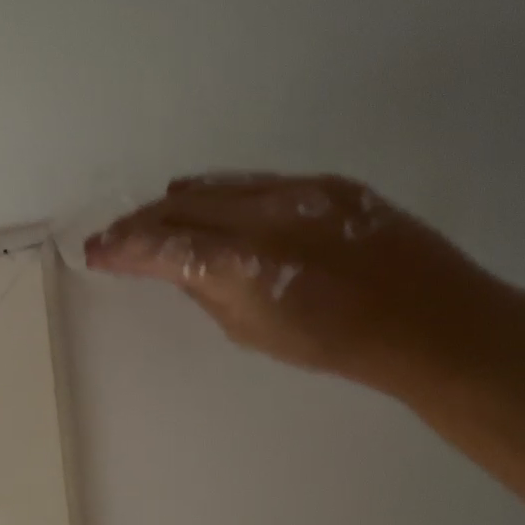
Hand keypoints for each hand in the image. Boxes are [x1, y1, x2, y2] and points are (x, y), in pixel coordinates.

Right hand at [83, 173, 524, 387]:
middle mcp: (266, 217)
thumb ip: (206, 290)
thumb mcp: (251, 328)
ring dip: (172, 204)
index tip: (94, 252)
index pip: (163, 245)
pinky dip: (216, 191)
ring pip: (214, 187)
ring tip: (146, 219)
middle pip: (181, 208)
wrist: (430, 322)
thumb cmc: (332, 343)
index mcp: (243, 264)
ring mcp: (300, 194)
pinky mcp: (328, 185)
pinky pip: (253, 182)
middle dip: (138, 223)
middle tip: (110, 239)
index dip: (122, 247)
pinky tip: (199, 199)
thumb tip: (173, 266)